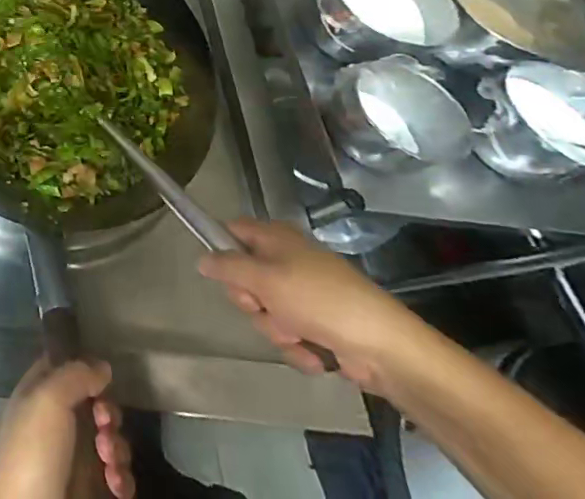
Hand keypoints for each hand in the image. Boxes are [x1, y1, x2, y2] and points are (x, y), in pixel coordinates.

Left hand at [0, 357, 133, 498]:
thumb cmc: (32, 451)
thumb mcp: (48, 399)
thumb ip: (75, 375)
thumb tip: (102, 366)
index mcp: (38, 395)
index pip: (64, 369)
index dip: (85, 369)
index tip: (102, 377)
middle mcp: (56, 423)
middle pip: (95, 406)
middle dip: (109, 413)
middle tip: (104, 423)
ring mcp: (74, 459)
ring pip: (110, 441)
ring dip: (117, 448)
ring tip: (108, 462)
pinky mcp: (90, 490)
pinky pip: (118, 477)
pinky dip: (122, 479)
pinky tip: (115, 484)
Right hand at [197, 218, 423, 391]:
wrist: (382, 346)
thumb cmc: (319, 300)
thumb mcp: (264, 279)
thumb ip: (227, 267)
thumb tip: (201, 258)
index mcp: (276, 239)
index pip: (232, 231)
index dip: (221, 249)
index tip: (220, 274)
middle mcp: (288, 261)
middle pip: (244, 277)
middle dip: (252, 301)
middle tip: (263, 306)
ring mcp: (304, 294)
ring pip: (265, 311)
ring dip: (276, 329)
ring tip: (298, 335)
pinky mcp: (317, 325)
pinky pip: (288, 334)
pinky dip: (297, 347)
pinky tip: (314, 353)